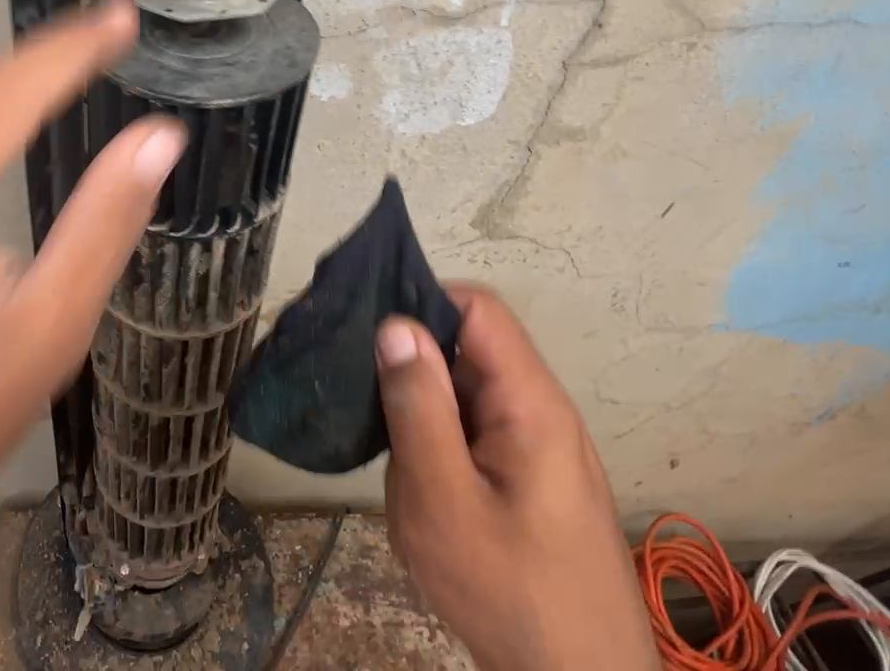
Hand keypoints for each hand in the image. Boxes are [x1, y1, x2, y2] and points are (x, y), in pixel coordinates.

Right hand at [376, 285, 658, 670]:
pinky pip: (471, 431)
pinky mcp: (525, 476)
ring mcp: (533, 446)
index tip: (361, 324)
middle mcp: (537, 411)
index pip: (477, 309)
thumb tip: (396, 324)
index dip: (421, 301)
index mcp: (529, 403)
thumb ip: (418, 408)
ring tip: (375, 440)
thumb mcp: (442, 499)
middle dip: (409, 362)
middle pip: (467, 349)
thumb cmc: (507, 589)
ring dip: (417, 409)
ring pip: (462, 393)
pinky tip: (408, 477)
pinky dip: (433, 439)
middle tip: (352, 389)